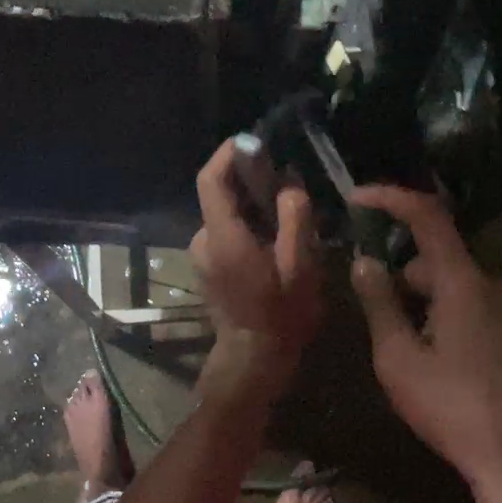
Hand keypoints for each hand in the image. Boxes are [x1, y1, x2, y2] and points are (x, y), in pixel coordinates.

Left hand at [190, 138, 323, 403]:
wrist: (254, 359)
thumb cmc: (281, 315)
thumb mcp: (299, 266)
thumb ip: (294, 219)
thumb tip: (289, 185)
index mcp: (223, 236)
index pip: (210, 179)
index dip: (228, 154)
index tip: (255, 143)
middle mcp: (203, 240)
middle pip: (221, 194)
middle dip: (251, 182)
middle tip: (288, 183)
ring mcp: (201, 255)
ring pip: (226, 214)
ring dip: (253, 207)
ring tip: (288, 215)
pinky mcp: (207, 266)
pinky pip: (226, 232)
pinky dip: (247, 225)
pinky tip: (274, 239)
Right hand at [348, 185, 501, 494]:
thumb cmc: (451, 408)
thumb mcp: (398, 357)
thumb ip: (378, 302)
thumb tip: (364, 260)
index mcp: (463, 282)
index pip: (428, 216)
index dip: (391, 198)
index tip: (356, 198)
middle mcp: (491, 284)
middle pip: (434, 256)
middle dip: (397, 272)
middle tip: (370, 310)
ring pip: (449, 283)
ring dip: (418, 298)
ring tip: (398, 347)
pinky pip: (467, 304)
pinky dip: (439, 313)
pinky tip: (428, 359)